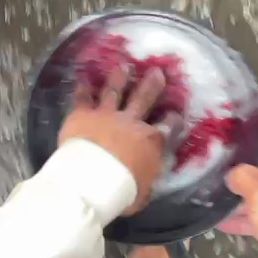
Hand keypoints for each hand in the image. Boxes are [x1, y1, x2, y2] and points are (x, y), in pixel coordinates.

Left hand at [58, 66, 170, 214]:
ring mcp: (106, 115)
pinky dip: (83, 88)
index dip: (172, 121)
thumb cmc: (121, 191)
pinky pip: (83, 98)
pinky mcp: (82, 114)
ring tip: (123, 66)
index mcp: (150, 142)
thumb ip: (145, 180)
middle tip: (157, 72)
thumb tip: (145, 180)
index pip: (166, 128)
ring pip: (114, 91)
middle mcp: (131, 123)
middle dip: (152, 85)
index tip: (175, 114)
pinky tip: (83, 78)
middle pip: (144, 99)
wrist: (91, 179)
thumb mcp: (142, 192)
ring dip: (119, 78)